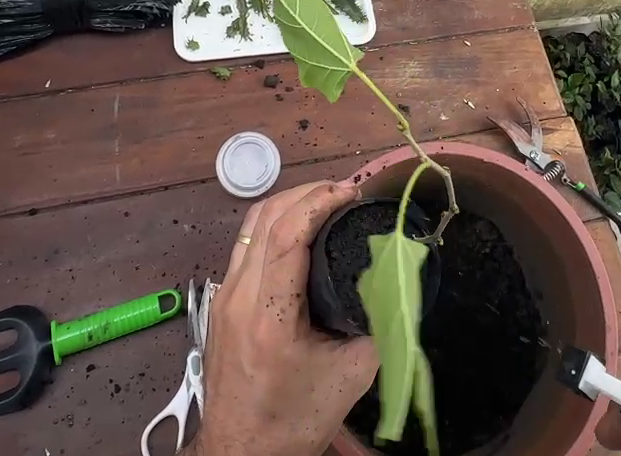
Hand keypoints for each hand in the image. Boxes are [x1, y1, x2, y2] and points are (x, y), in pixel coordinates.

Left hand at [188, 180, 377, 455]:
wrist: (239, 454)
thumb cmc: (293, 420)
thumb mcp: (350, 376)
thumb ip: (378, 324)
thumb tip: (400, 281)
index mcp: (268, 316)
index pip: (286, 234)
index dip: (320, 201)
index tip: (351, 193)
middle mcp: (238, 296)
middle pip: (266, 217)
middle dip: (308, 192)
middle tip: (345, 192)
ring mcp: (223, 295)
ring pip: (251, 225)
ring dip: (289, 202)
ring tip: (326, 201)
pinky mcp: (220, 300)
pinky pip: (246, 243)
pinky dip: (275, 223)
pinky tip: (300, 229)